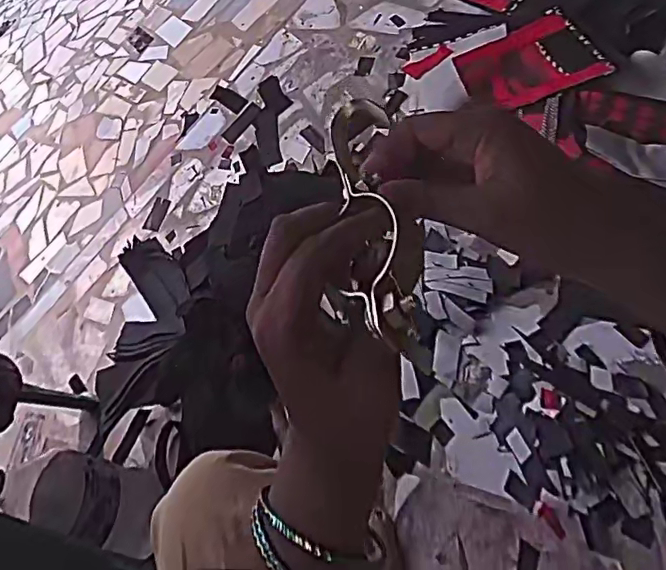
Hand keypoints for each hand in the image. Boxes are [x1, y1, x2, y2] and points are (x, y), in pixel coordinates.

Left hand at [247, 202, 398, 470]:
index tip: (384, 218)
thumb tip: (405, 241)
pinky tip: (351, 255)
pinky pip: (289, 254)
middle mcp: (261, 305)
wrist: (327, 450)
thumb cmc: (354, 422)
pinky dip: (319, 242)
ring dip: (324, 225)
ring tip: (367, 232)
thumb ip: (389, 302)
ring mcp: (260, 300)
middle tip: (375, 214)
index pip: (308, 257)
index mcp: (281, 326)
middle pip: (285, 234)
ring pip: (284, 239)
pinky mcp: (270, 299)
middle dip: (330, 216)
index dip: (348, 231)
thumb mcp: (380, 366)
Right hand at [364, 106, 665, 330]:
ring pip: (435, 155)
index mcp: (480, 127)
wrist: (620, 248)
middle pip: (422, 139)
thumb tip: (380, 193)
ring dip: (412, 177)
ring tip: (389, 204)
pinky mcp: (498, 167)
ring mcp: (491, 147)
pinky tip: (417, 206)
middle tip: (373, 196)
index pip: (414, 129)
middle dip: (395, 165)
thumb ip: (427, 199)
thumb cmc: (555, 226)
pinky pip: (453, 169)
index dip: (385, 153)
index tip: (365, 182)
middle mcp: (483, 128)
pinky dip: (433, 185)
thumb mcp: (484, 215)